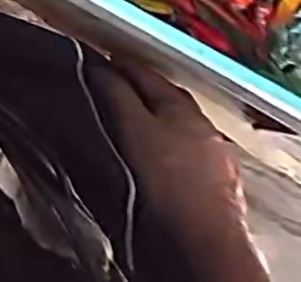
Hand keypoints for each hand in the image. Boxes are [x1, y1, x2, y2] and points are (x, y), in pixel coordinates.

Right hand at [91, 61, 267, 281]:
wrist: (200, 244)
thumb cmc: (162, 178)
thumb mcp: (129, 124)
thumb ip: (114, 90)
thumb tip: (97, 65)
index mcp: (184, 108)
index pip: (142, 71)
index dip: (113, 61)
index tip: (87, 57)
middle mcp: (204, 127)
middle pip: (161, 95)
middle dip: (132, 86)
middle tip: (98, 83)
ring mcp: (213, 157)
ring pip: (171, 121)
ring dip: (146, 113)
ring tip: (117, 115)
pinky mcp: (213, 184)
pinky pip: (179, 146)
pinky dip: (158, 138)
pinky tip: (144, 148)